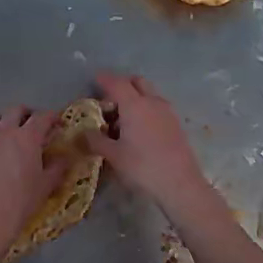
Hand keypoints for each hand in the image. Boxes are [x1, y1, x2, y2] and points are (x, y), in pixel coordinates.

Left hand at [0, 106, 71, 262]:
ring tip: (11, 134)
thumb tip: (65, 157)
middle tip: (34, 126)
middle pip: (16, 110)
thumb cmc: (20, 202)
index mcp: (27, 137)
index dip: (52, 117)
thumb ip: (57, 167)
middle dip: (28, 114)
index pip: (43, 117)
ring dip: (5, 120)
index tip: (58, 123)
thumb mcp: (45, 185)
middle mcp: (4, 131)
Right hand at [84, 73, 221, 224]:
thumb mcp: (113, 155)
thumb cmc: (142, 166)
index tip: (95, 79)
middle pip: (137, 82)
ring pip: (149, 94)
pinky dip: (144, 109)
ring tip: (120, 118)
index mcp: (135, 105)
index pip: (117, 83)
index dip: (104, 79)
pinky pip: (156, 107)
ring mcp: (167, 112)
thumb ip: (96, 140)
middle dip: (122, 85)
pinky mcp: (175, 124)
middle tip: (108, 100)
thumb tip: (84, 133)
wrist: (179, 183)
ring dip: (134, 98)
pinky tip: (136, 129)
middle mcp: (153, 102)